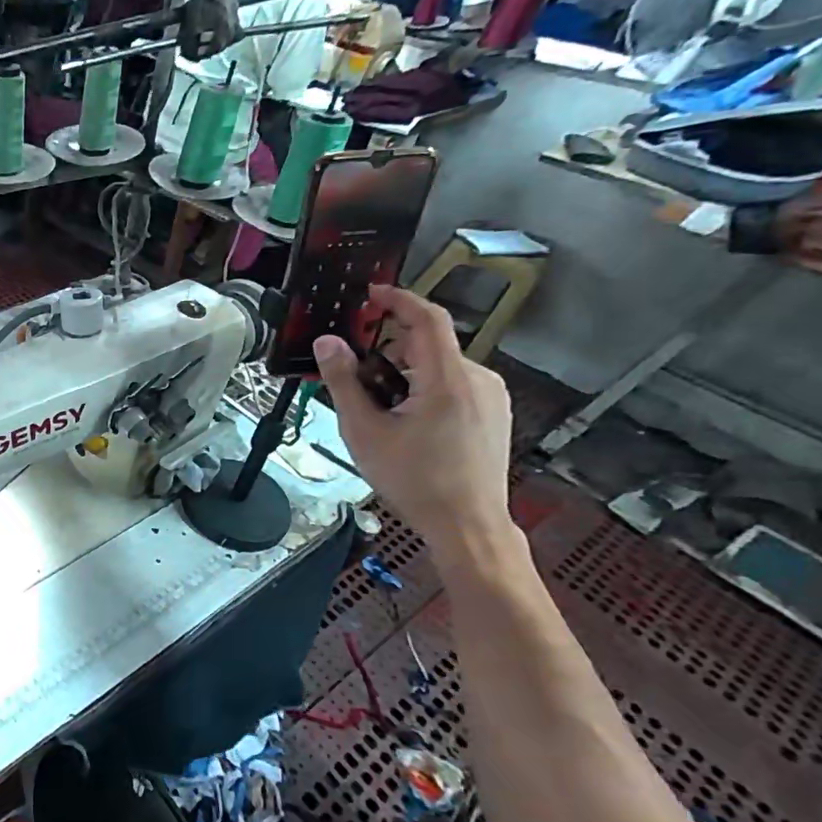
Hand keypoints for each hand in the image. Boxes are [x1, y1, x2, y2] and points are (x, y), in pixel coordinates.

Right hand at [313, 286, 513, 551]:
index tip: (372, 295)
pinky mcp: (494, 413)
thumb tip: (327, 344)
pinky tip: (408, 422)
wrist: (468, 526)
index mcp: (448, 379)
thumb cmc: (416, 483)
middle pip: (428, 345)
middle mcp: (478, 380)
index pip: (427, 318)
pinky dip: (426, 389)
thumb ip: (343, 382)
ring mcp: (492, 397)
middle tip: (358, 376)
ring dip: (406, 373)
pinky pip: (455, 385)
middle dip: (390, 351)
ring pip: (440, 366)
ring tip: (381, 410)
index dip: (398, 299)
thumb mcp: (365, 431)